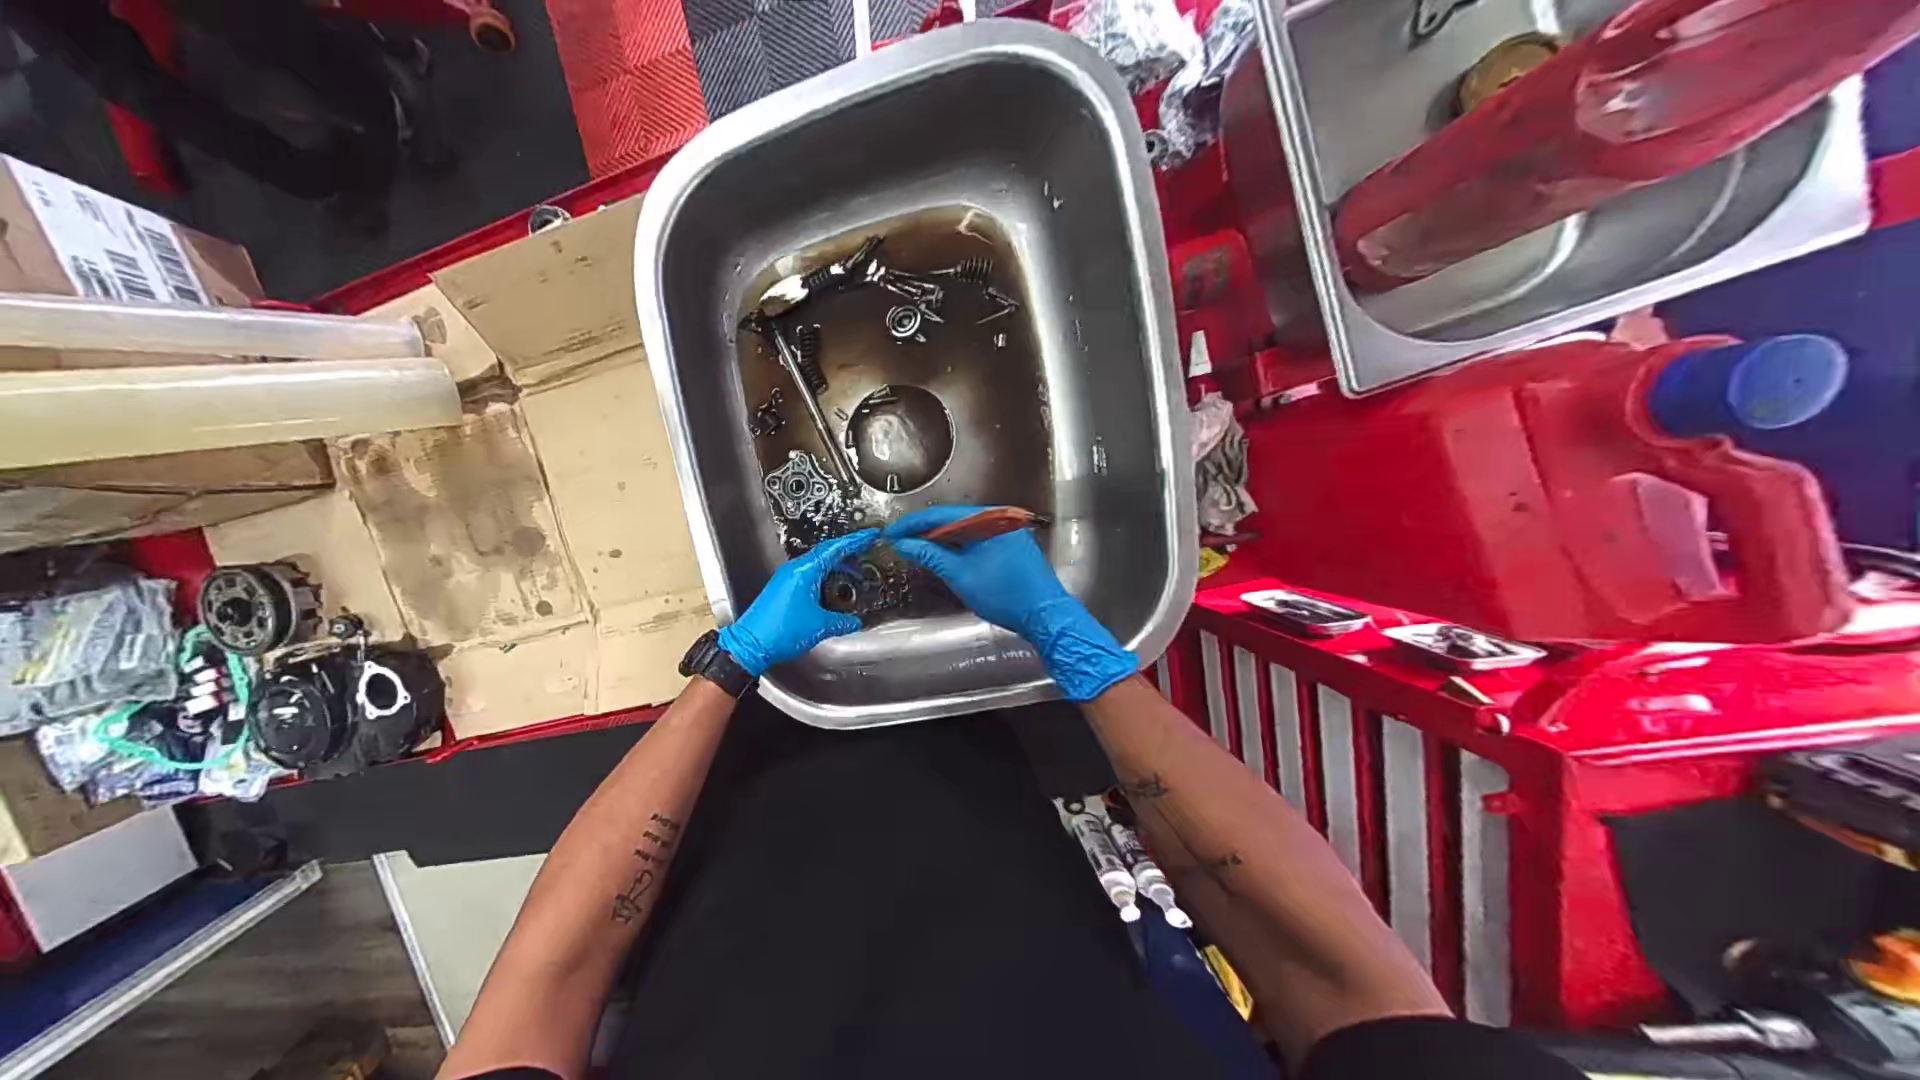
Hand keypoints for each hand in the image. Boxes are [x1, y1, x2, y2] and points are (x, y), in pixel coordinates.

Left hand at [718, 530, 877, 676]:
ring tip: (854, 572)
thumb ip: (842, 622)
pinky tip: (833, 587)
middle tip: (865, 551)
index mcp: (804, 571)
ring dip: (836, 566)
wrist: (750, 645)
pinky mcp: (783, 589)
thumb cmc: (779, 632)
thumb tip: (854, 622)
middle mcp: (794, 571)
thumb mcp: (820, 626)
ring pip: (817, 565)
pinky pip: (809, 575)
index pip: (834, 549)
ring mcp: (786, 579)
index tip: (869, 536)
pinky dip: (825, 577)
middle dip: (848, 553)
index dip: (855, 542)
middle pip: (826, 554)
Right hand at [884, 505, 1136, 701]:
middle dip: (924, 531)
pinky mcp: (1010, 543)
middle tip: (899, 541)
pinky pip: (977, 537)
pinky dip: (958, 545)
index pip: (940, 514)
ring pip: (964, 529)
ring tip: (916, 549)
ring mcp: (1006, 530)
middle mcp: (999, 518)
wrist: (1045, 615)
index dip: (912, 525)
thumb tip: (904, 544)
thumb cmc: (1006, 595)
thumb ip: (930, 555)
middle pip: (952, 519)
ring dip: (940, 539)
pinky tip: (942, 554)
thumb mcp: (960, 575)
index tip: (891, 533)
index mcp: (987, 518)